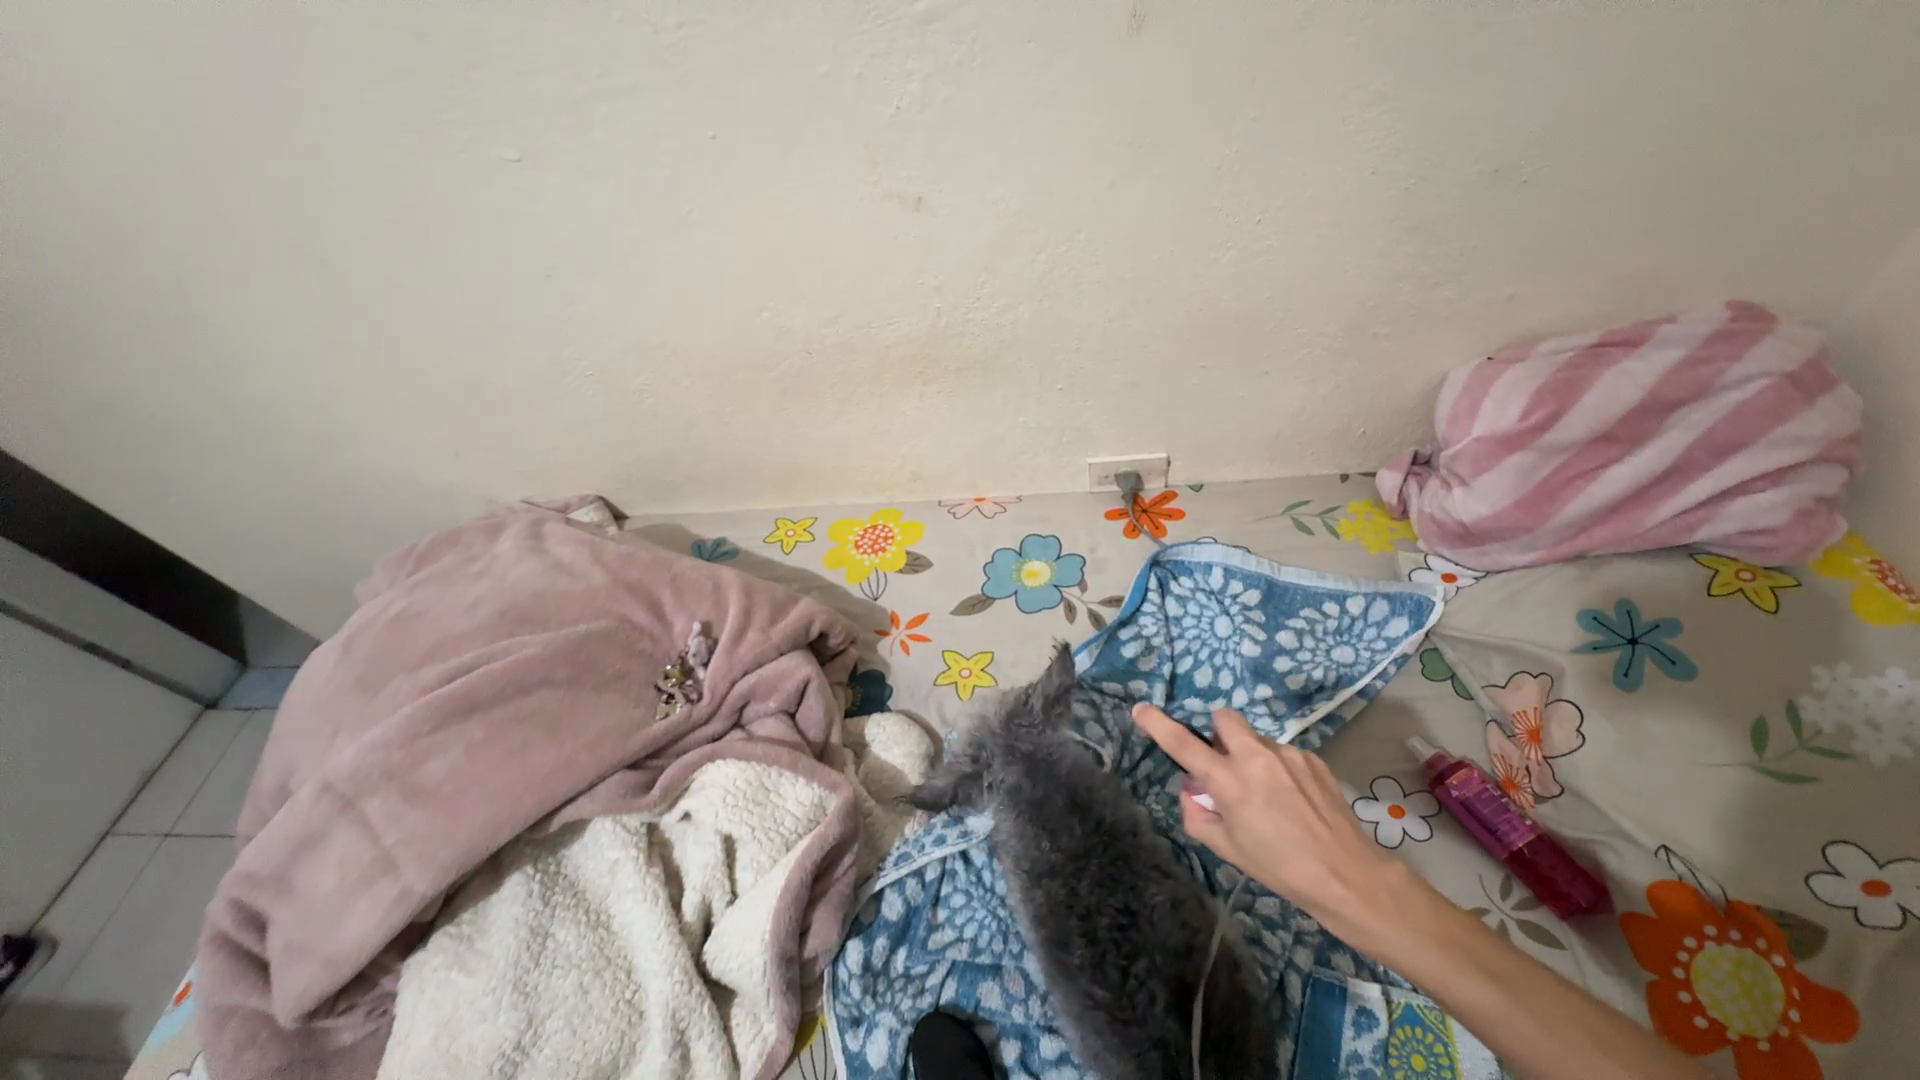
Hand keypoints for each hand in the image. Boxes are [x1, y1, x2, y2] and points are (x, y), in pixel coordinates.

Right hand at [1131, 703, 1410, 931]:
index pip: (1183, 744)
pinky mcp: (1312, 759)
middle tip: (1222, 765)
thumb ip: (1198, 814)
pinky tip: (1291, 800)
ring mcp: (1288, 754)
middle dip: (1216, 734)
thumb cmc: (1279, 867)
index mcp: (1229, 782)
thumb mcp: (1227, 848)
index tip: (1141, 710)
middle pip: (1224, 718)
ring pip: (1255, 738)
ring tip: (1266, 795)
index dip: (1157, 724)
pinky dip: (1276, 768)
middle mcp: (1256, 757)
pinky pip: (1281, 752)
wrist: (1346, 874)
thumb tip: (1193, 791)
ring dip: (1249, 755)